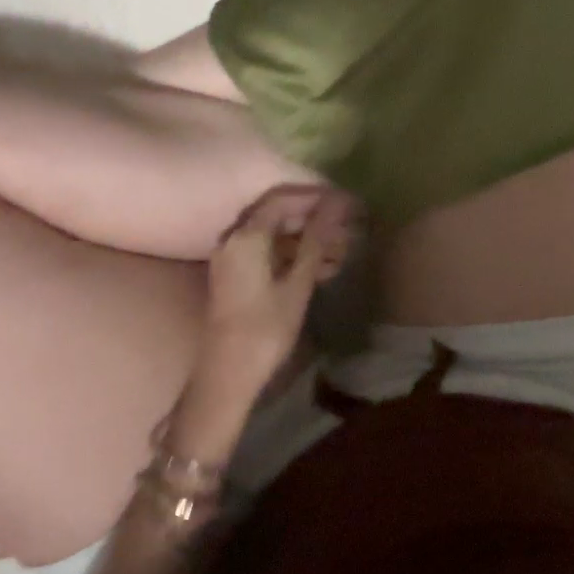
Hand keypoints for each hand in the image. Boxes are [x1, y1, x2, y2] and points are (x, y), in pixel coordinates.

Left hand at [202, 185, 356, 387]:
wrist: (226, 375)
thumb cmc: (265, 329)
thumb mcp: (297, 283)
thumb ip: (316, 240)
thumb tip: (337, 205)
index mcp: (246, 236)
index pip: (284, 199)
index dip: (317, 197)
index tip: (347, 204)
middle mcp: (233, 238)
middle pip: (278, 215)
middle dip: (313, 219)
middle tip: (347, 231)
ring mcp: (230, 257)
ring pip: (274, 235)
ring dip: (305, 239)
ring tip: (340, 253)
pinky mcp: (234, 275)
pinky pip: (266, 252)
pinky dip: (291, 255)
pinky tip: (319, 268)